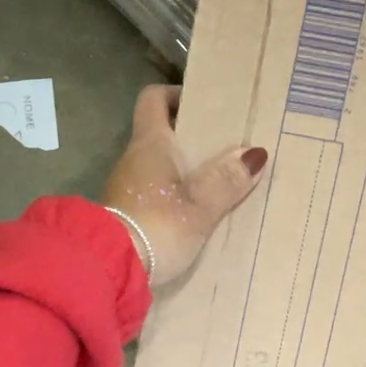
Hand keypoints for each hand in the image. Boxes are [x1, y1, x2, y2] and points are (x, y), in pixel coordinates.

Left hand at [103, 85, 268, 286]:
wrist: (111, 269)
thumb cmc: (158, 227)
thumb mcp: (200, 206)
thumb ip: (226, 181)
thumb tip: (254, 153)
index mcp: (149, 143)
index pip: (154, 99)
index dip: (175, 96)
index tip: (200, 108)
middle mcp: (131, 161)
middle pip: (157, 138)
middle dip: (185, 142)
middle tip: (218, 155)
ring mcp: (122, 191)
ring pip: (153, 171)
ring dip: (177, 177)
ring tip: (209, 192)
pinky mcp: (120, 220)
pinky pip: (148, 200)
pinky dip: (166, 202)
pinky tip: (187, 221)